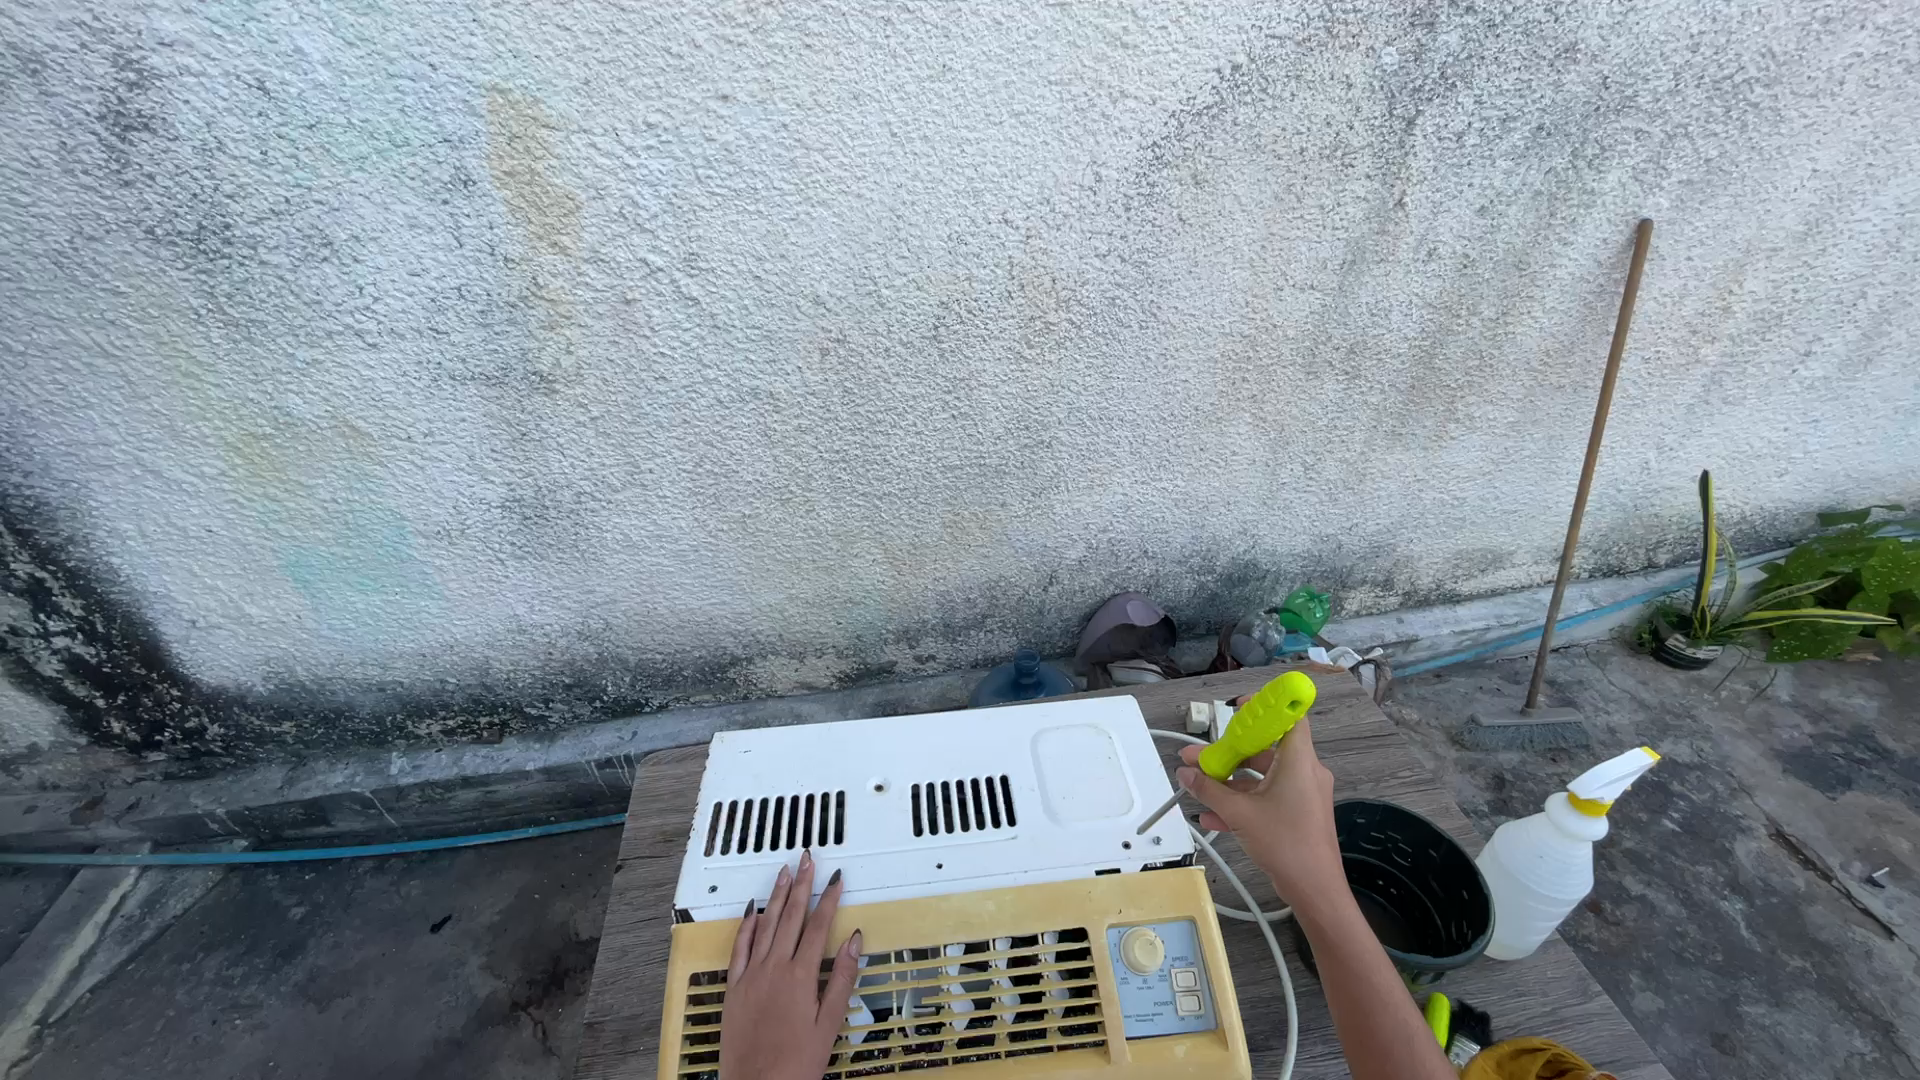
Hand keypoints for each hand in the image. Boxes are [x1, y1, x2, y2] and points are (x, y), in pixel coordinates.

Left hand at [720, 851, 861, 1079]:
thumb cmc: (797, 1063)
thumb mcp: (828, 1025)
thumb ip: (841, 979)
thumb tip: (853, 939)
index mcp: (800, 976)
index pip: (817, 926)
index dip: (829, 899)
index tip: (837, 878)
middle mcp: (774, 968)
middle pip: (790, 916)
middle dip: (801, 885)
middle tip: (807, 858)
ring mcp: (751, 976)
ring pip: (765, 925)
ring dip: (776, 896)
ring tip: (783, 871)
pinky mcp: (733, 988)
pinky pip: (739, 949)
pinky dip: (747, 926)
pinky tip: (753, 909)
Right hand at [1176, 711, 1345, 917]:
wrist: (1315, 891)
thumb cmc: (1285, 843)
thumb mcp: (1239, 813)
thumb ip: (1209, 790)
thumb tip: (1185, 772)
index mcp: (1299, 762)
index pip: (1290, 718)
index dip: (1267, 708)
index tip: (1240, 708)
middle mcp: (1304, 772)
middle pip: (1265, 749)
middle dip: (1229, 753)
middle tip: (1199, 756)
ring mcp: (1302, 794)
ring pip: (1261, 776)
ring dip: (1230, 780)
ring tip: (1198, 785)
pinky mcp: (1297, 814)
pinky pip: (1266, 797)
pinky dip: (1242, 801)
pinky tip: (1213, 816)